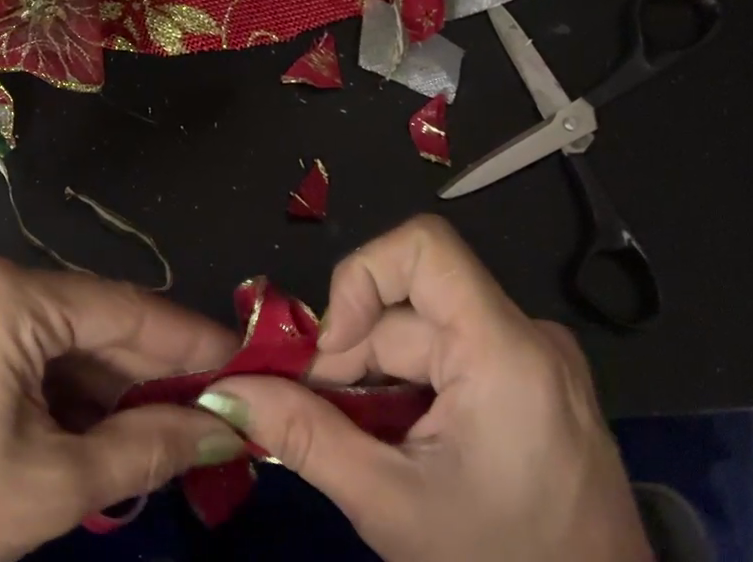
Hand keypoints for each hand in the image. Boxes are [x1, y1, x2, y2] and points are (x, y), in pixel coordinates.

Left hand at [0, 253, 243, 561]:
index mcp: (0, 294)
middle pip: (82, 315)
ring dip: (98, 376)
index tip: (248, 363)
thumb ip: (150, 446)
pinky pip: (4, 336)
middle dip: (144, 366)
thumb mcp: (56, 483)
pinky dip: (48, 374)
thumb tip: (224, 430)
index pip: (121, 309)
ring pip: (43, 327)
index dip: (190, 341)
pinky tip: (87, 416)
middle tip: (210, 406)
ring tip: (157, 422)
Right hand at [198, 215, 651, 561]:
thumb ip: (301, 435)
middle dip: (345, 357)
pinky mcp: (525, 388)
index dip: (358, 278)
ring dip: (366, 382)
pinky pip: (440, 361)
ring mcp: (528, 364)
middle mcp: (524, 339)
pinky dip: (397, 393)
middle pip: (403, 307)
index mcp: (505, 353)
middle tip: (308, 418)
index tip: (328, 353)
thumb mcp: (389, 505)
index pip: (421, 247)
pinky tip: (389, 445)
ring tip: (352, 444)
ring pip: (413, 337)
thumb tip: (224, 389)